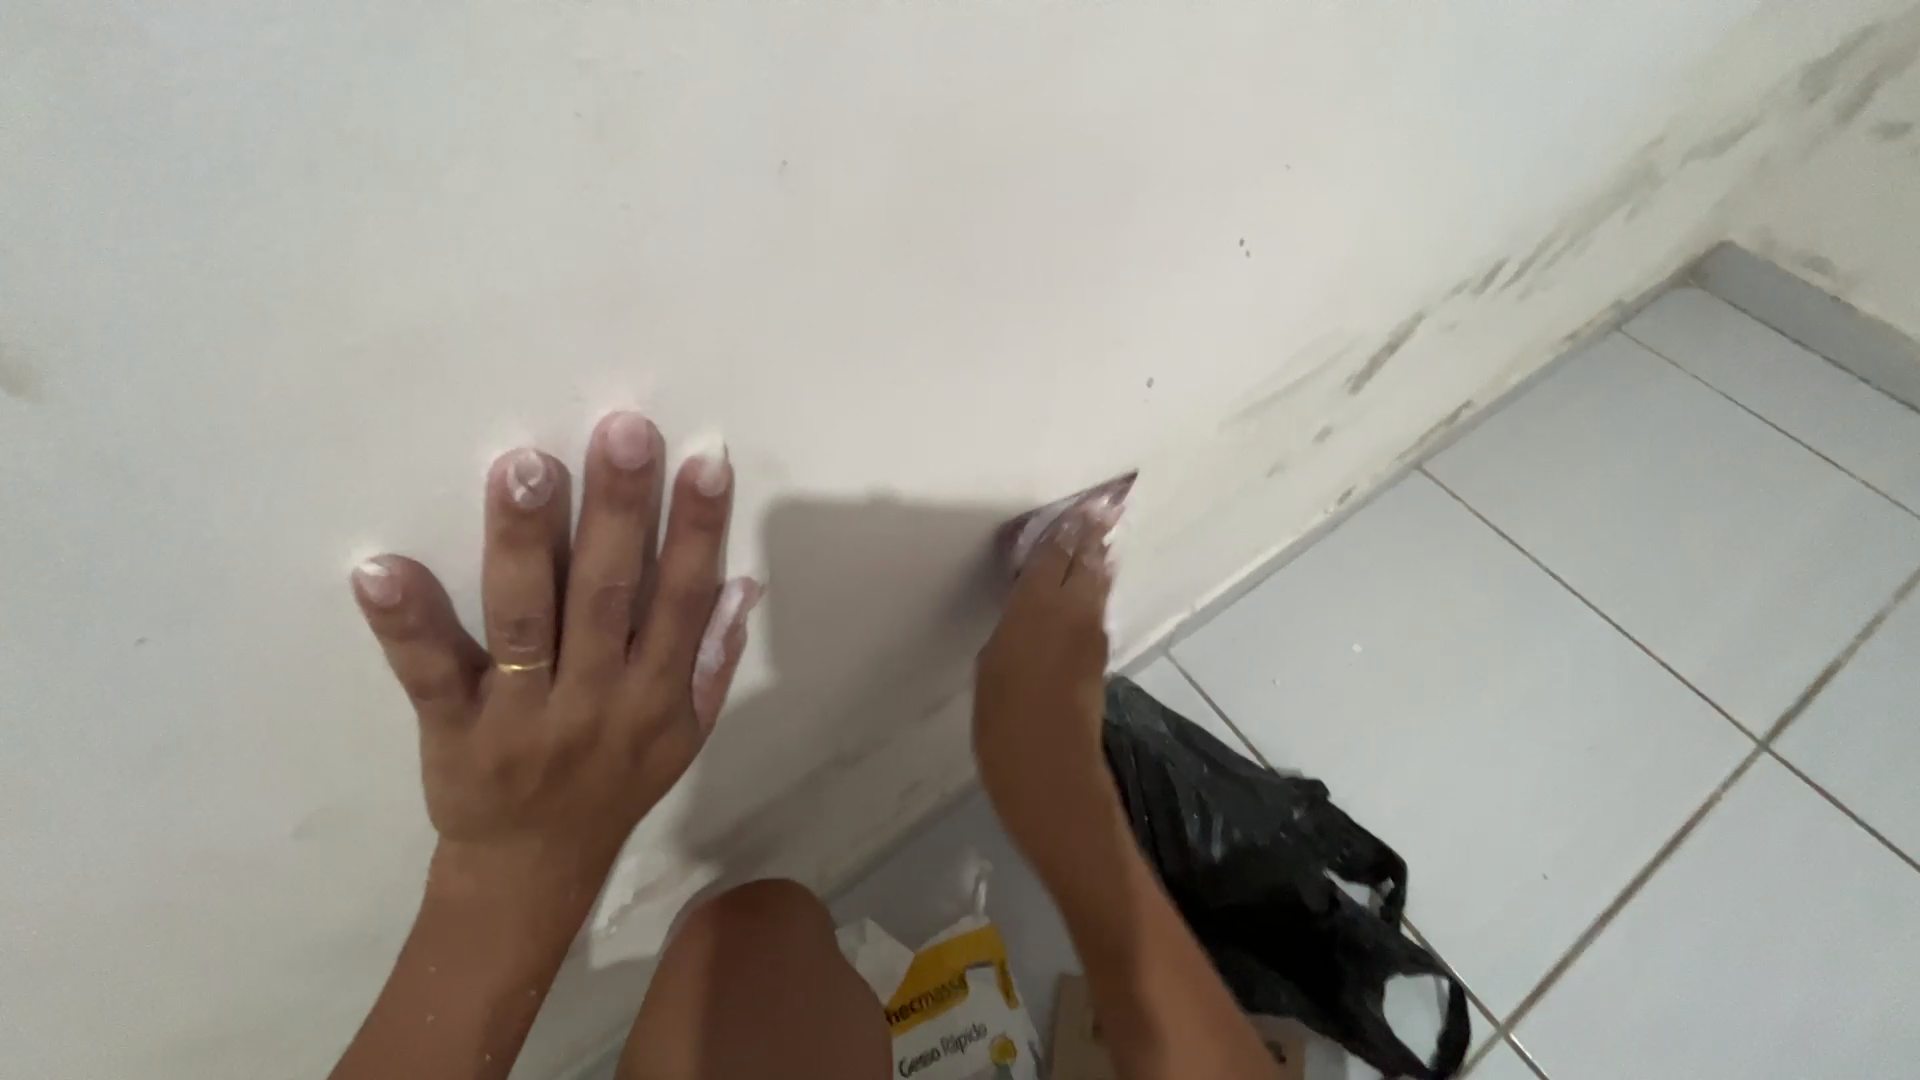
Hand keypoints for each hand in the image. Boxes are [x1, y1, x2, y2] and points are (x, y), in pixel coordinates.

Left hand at [350, 413, 760, 893]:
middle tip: (622, 432)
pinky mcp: (452, 731)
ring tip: (523, 467)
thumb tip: (743, 583)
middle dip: (619, 511)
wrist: (534, 865)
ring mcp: (522, 715)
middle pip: (607, 596)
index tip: (705, 461)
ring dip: (523, 543)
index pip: (682, 600)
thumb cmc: (621, 783)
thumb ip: (716, 659)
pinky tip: (380, 569)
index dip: (697, 530)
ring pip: (525, 621)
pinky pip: (429, 675)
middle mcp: (597, 699)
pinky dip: (407, 624)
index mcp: (658, 696)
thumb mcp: (689, 733)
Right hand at [973, 495, 1123, 868]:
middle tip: (1100, 505)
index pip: (1054, 554)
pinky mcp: (1099, 657)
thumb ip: (1012, 625)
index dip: (1066, 528)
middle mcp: (1073, 611)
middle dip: (1091, 532)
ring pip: (1097, 582)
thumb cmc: (1003, 719)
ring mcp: (1091, 634)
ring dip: (1097, 557)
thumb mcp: (991, 663)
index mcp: (1037, 606)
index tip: (1078, 504)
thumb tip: (1025, 608)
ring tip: (1098, 534)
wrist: (1050, 770)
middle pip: (1086, 560)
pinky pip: (1096, 607)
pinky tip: (1089, 582)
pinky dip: (1094, 587)